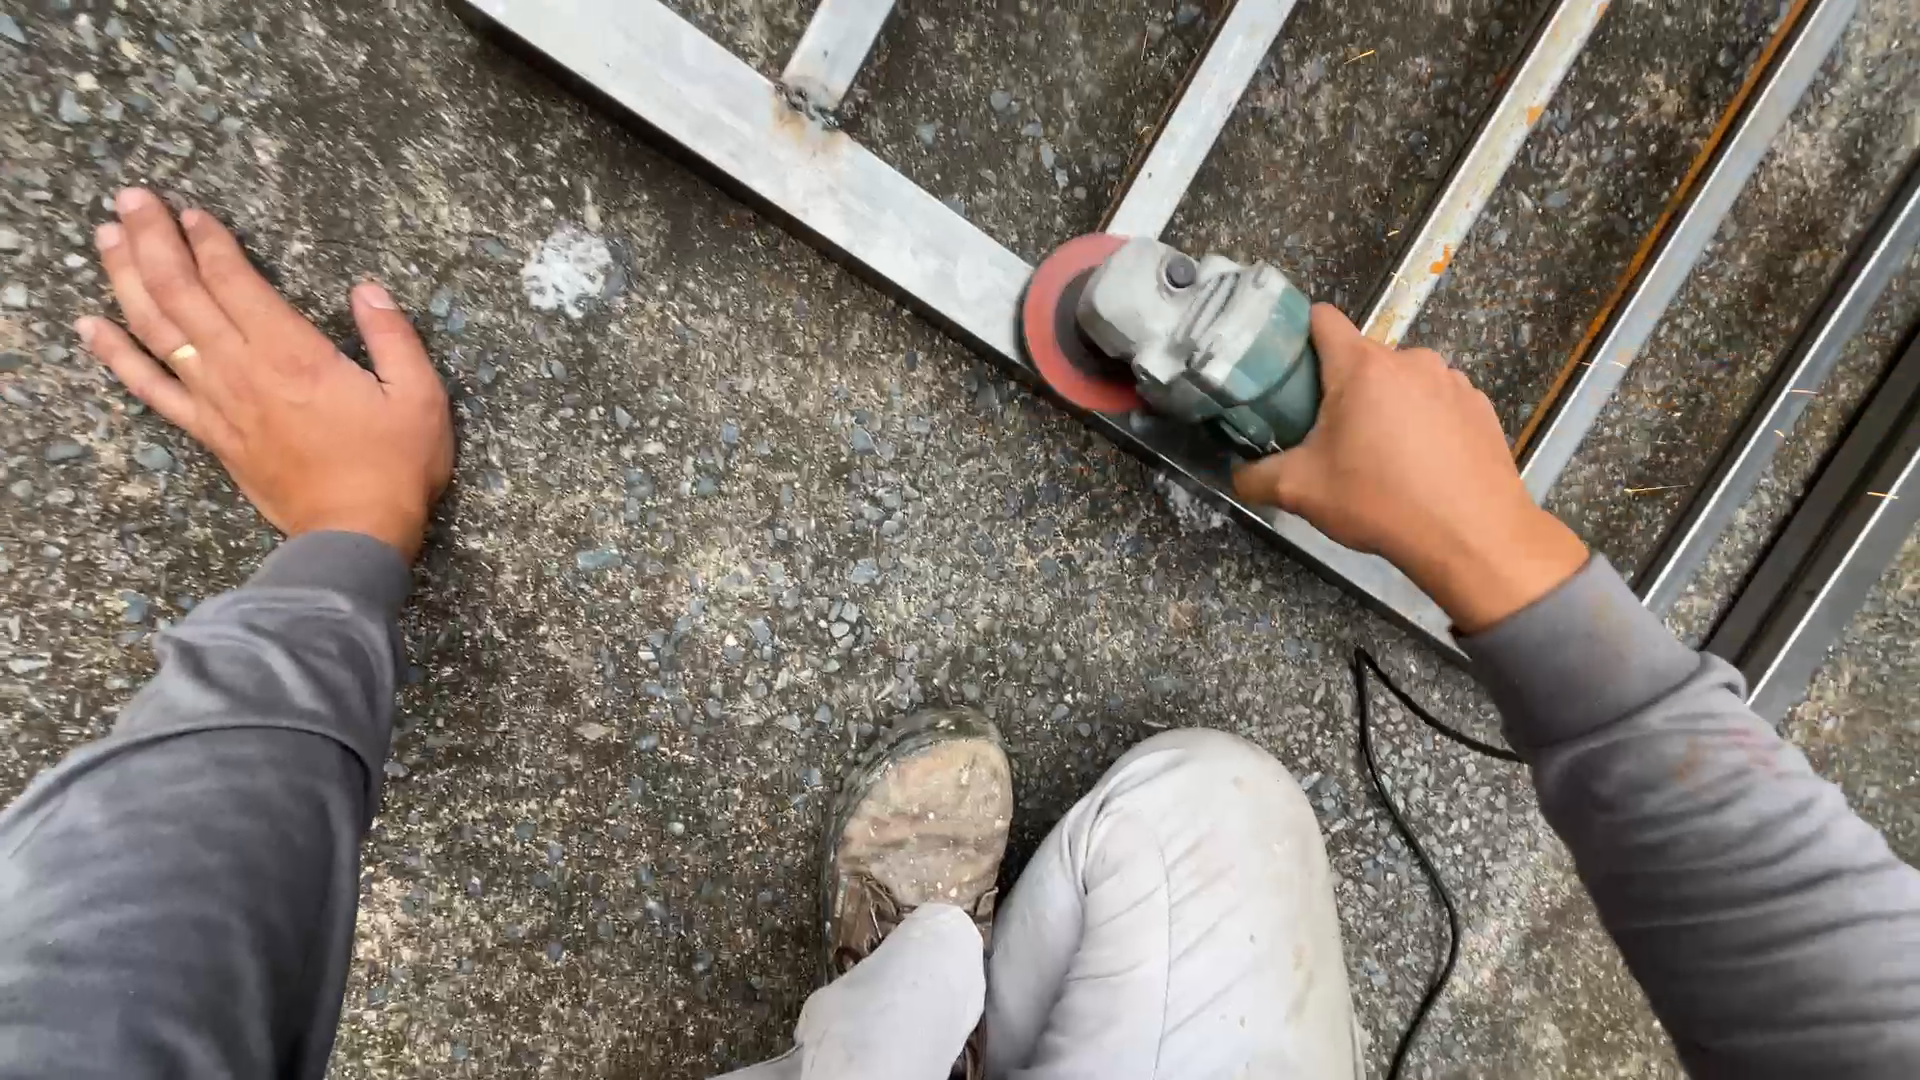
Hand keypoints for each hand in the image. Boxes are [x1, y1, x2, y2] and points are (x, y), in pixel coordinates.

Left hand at [76, 188, 452, 560]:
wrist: (359, 527)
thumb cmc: (399, 463)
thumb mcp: (422, 397)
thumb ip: (394, 339)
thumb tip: (367, 290)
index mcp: (295, 356)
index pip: (237, 284)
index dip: (212, 244)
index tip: (193, 212)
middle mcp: (242, 370)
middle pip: (182, 294)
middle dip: (154, 241)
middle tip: (132, 199)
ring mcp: (217, 402)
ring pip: (155, 329)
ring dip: (125, 278)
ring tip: (107, 236)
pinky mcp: (210, 432)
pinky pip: (148, 388)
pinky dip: (115, 355)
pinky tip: (90, 326)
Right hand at [1234, 305, 1587, 633]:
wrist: (1472, 535)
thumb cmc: (1380, 502)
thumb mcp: (1298, 492)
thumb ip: (1253, 477)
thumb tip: (1236, 474)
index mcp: (1361, 368)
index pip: (1322, 319)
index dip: (1296, 335)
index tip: (1283, 368)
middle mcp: (1410, 361)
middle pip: (1358, 357)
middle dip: (1337, 387)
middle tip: (1324, 434)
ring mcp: (1451, 381)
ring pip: (1397, 380)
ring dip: (1380, 404)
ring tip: (1374, 453)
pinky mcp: (1479, 406)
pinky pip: (1433, 400)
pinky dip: (1418, 421)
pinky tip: (1415, 462)